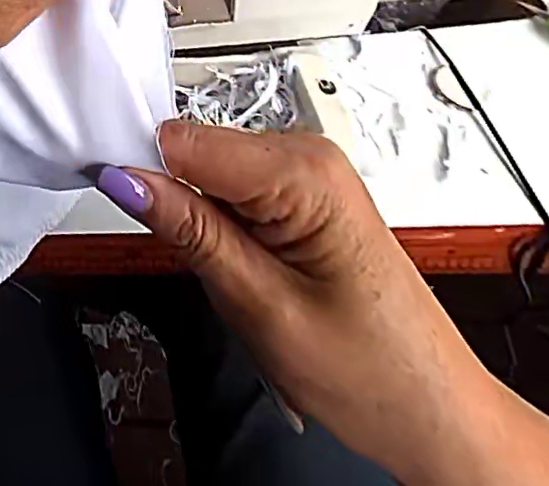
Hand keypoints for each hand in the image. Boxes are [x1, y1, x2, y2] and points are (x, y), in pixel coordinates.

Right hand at [99, 120, 548, 485]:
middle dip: (173, 196)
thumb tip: (127, 176)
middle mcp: (307, 154)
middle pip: (197, 147)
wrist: (434, 409)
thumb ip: (189, 230)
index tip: (113, 195)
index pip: (187, 139)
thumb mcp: (260, 305)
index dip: (141, 165)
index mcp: (304, 172)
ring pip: (210, 167)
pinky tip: (244, 261)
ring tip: (231, 272)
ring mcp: (307, 169)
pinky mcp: (302, 188)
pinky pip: (233, 183)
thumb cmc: (372, 370)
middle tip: (192, 261)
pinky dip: (220, 218)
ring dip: (199, 214)